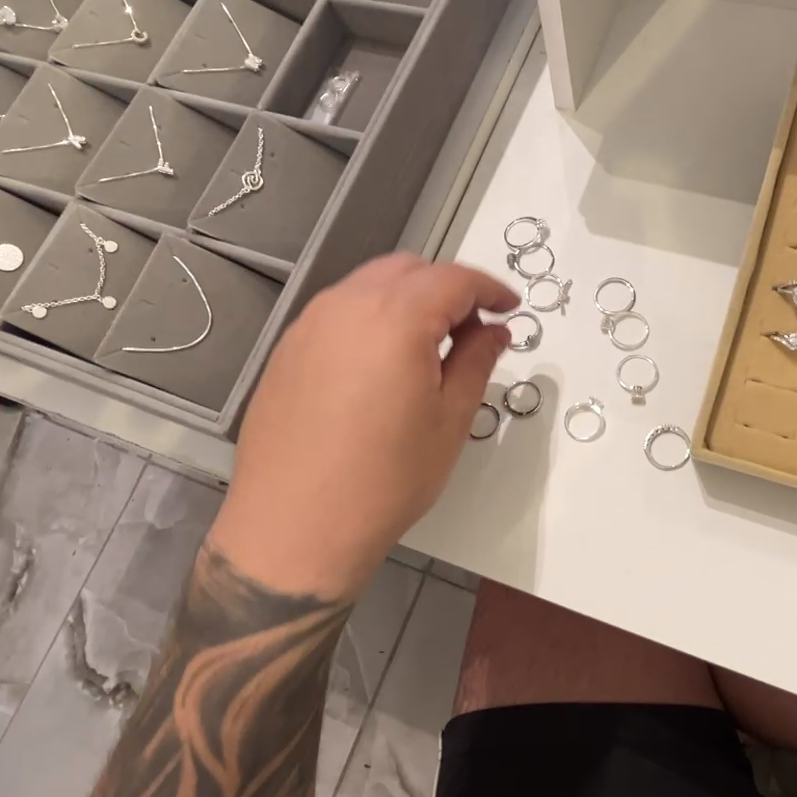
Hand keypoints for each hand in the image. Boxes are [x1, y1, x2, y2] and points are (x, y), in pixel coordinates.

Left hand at [210, 254, 517, 599]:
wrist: (295, 526)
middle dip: (447, 289)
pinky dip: (371, 320)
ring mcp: (309, 326)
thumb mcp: (449, 421)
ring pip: (369, 287)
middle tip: (472, 331)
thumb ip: (476, 362)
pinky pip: (339, 313)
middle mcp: (346, 306)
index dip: (489, 289)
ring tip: (428, 349)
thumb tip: (493, 331)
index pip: (453, 279)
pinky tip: (381, 366)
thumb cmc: (385, 479)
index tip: (509, 308)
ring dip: (407, 301)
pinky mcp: (287, 351)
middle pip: (408, 270)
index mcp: (396, 317)